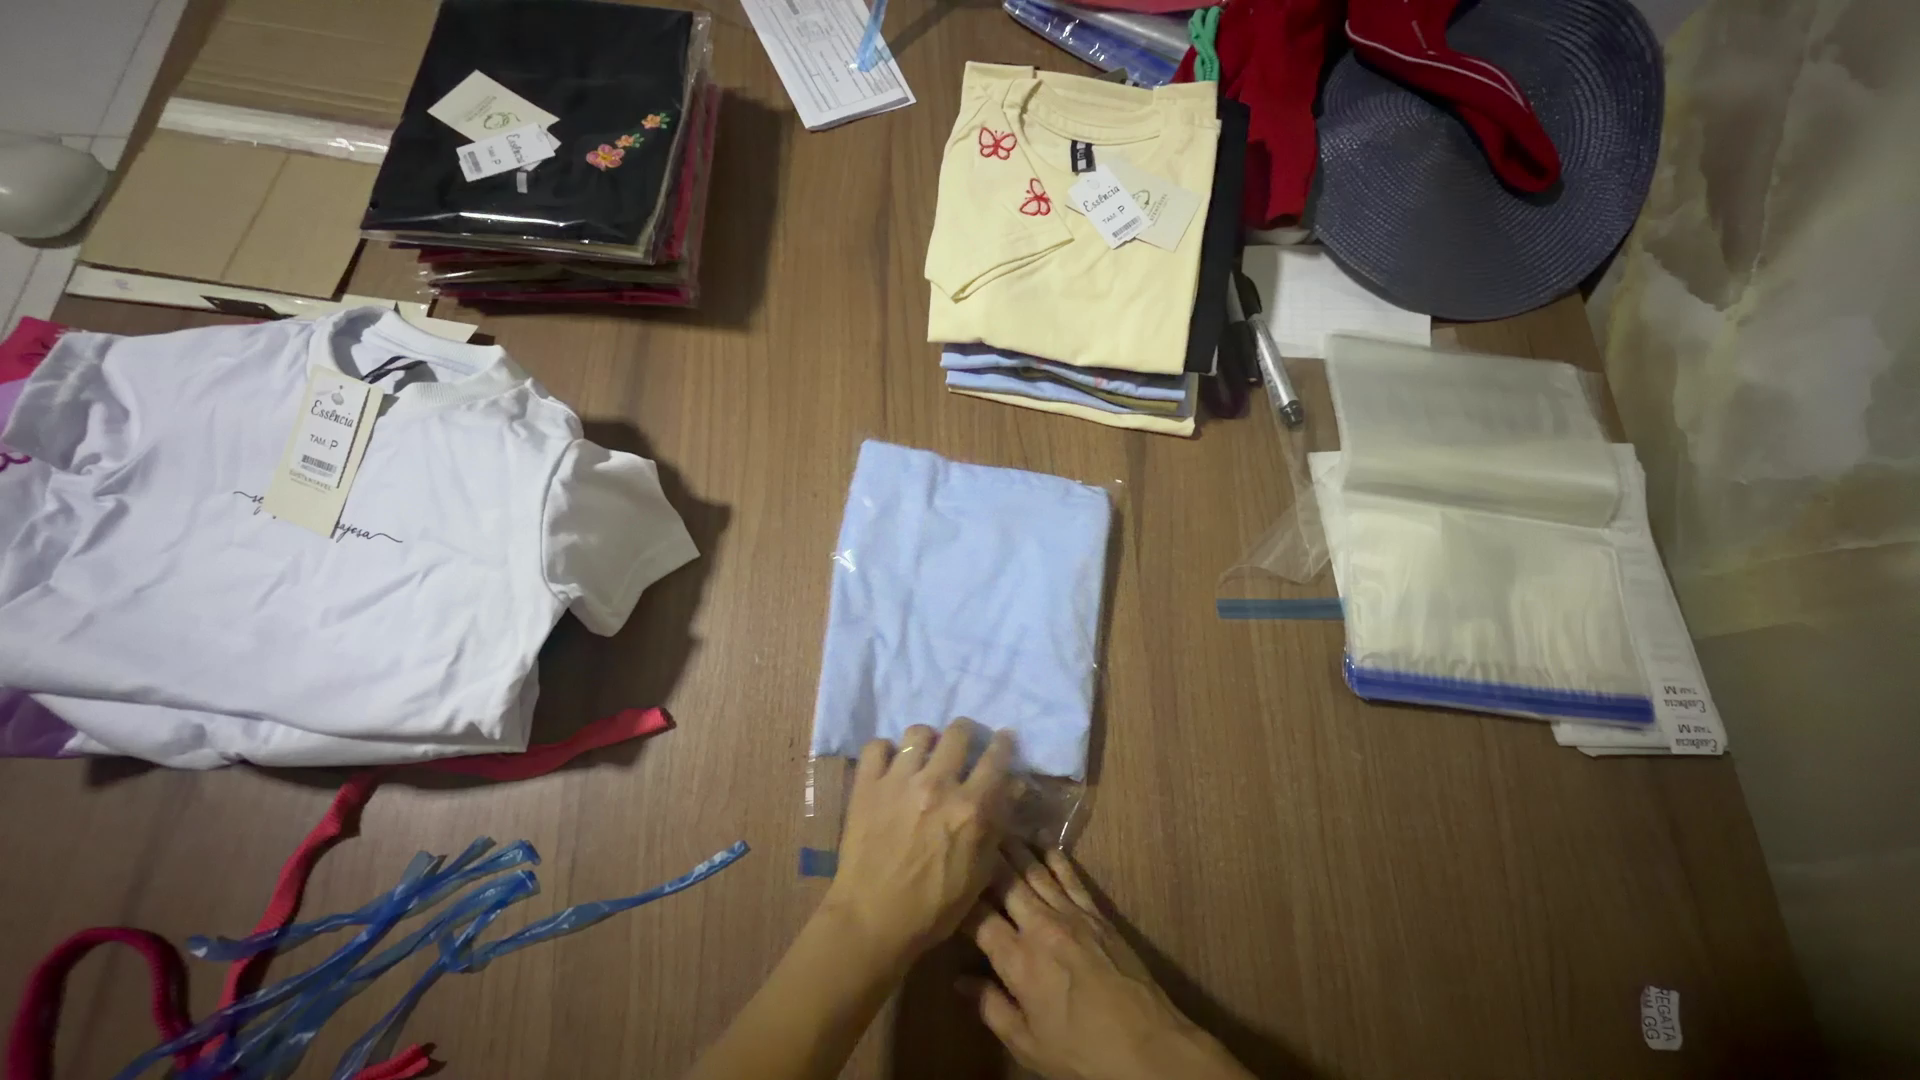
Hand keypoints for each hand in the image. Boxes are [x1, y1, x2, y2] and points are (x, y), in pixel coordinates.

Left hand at [821, 719, 1015, 961]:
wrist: (873, 920)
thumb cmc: (934, 907)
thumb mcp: (979, 873)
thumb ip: (997, 825)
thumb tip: (1013, 787)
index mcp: (970, 807)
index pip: (995, 757)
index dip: (1002, 743)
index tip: (1003, 739)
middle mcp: (937, 784)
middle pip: (958, 732)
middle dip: (966, 733)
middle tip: (962, 745)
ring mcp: (898, 780)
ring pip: (918, 733)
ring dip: (926, 741)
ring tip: (924, 755)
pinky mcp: (867, 785)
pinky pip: (876, 746)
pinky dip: (885, 751)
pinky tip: (890, 766)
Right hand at [967, 845, 1253, 1079]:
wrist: (1147, 1046)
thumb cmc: (1081, 1052)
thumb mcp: (1027, 1043)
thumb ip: (990, 1007)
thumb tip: (958, 980)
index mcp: (1018, 959)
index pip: (977, 917)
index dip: (957, 899)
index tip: (943, 885)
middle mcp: (1041, 926)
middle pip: (1005, 881)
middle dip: (983, 857)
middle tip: (966, 835)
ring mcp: (1071, 914)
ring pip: (1035, 871)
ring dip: (1014, 849)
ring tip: (995, 827)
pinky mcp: (1097, 913)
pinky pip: (1071, 877)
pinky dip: (1055, 858)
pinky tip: (1041, 844)